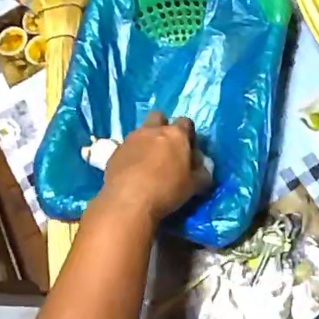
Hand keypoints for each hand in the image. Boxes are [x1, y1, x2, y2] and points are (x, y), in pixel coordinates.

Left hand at [95, 112, 210, 223]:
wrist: (128, 201)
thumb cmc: (167, 190)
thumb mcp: (194, 186)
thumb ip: (202, 174)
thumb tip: (204, 168)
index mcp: (175, 135)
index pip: (186, 122)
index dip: (188, 134)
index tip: (188, 148)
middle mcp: (152, 130)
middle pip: (159, 117)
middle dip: (163, 127)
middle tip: (166, 148)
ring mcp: (131, 139)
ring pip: (141, 131)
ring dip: (146, 141)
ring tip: (147, 162)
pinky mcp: (115, 151)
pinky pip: (126, 147)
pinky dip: (131, 154)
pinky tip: (133, 171)